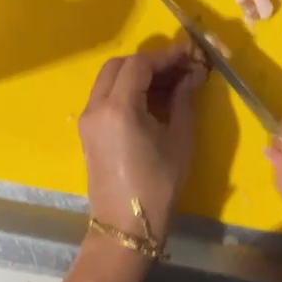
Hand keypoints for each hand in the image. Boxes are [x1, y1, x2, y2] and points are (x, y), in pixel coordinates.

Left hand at [79, 41, 207, 245]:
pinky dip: (127, 90)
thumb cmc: (159, 184)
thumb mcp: (179, 139)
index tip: (189, 57)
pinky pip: (106, 97)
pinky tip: (153, 100)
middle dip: (149, 62)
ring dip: (137, 75)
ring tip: (170, 84)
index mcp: (118, 108)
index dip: (165, 57)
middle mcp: (96, 107)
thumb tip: (193, 74)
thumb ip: (184, 100)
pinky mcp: (88, 132)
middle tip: (179, 69)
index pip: (139, 65)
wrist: (127, 225)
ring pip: (109, 80)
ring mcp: (88, 120)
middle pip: (118, 66)